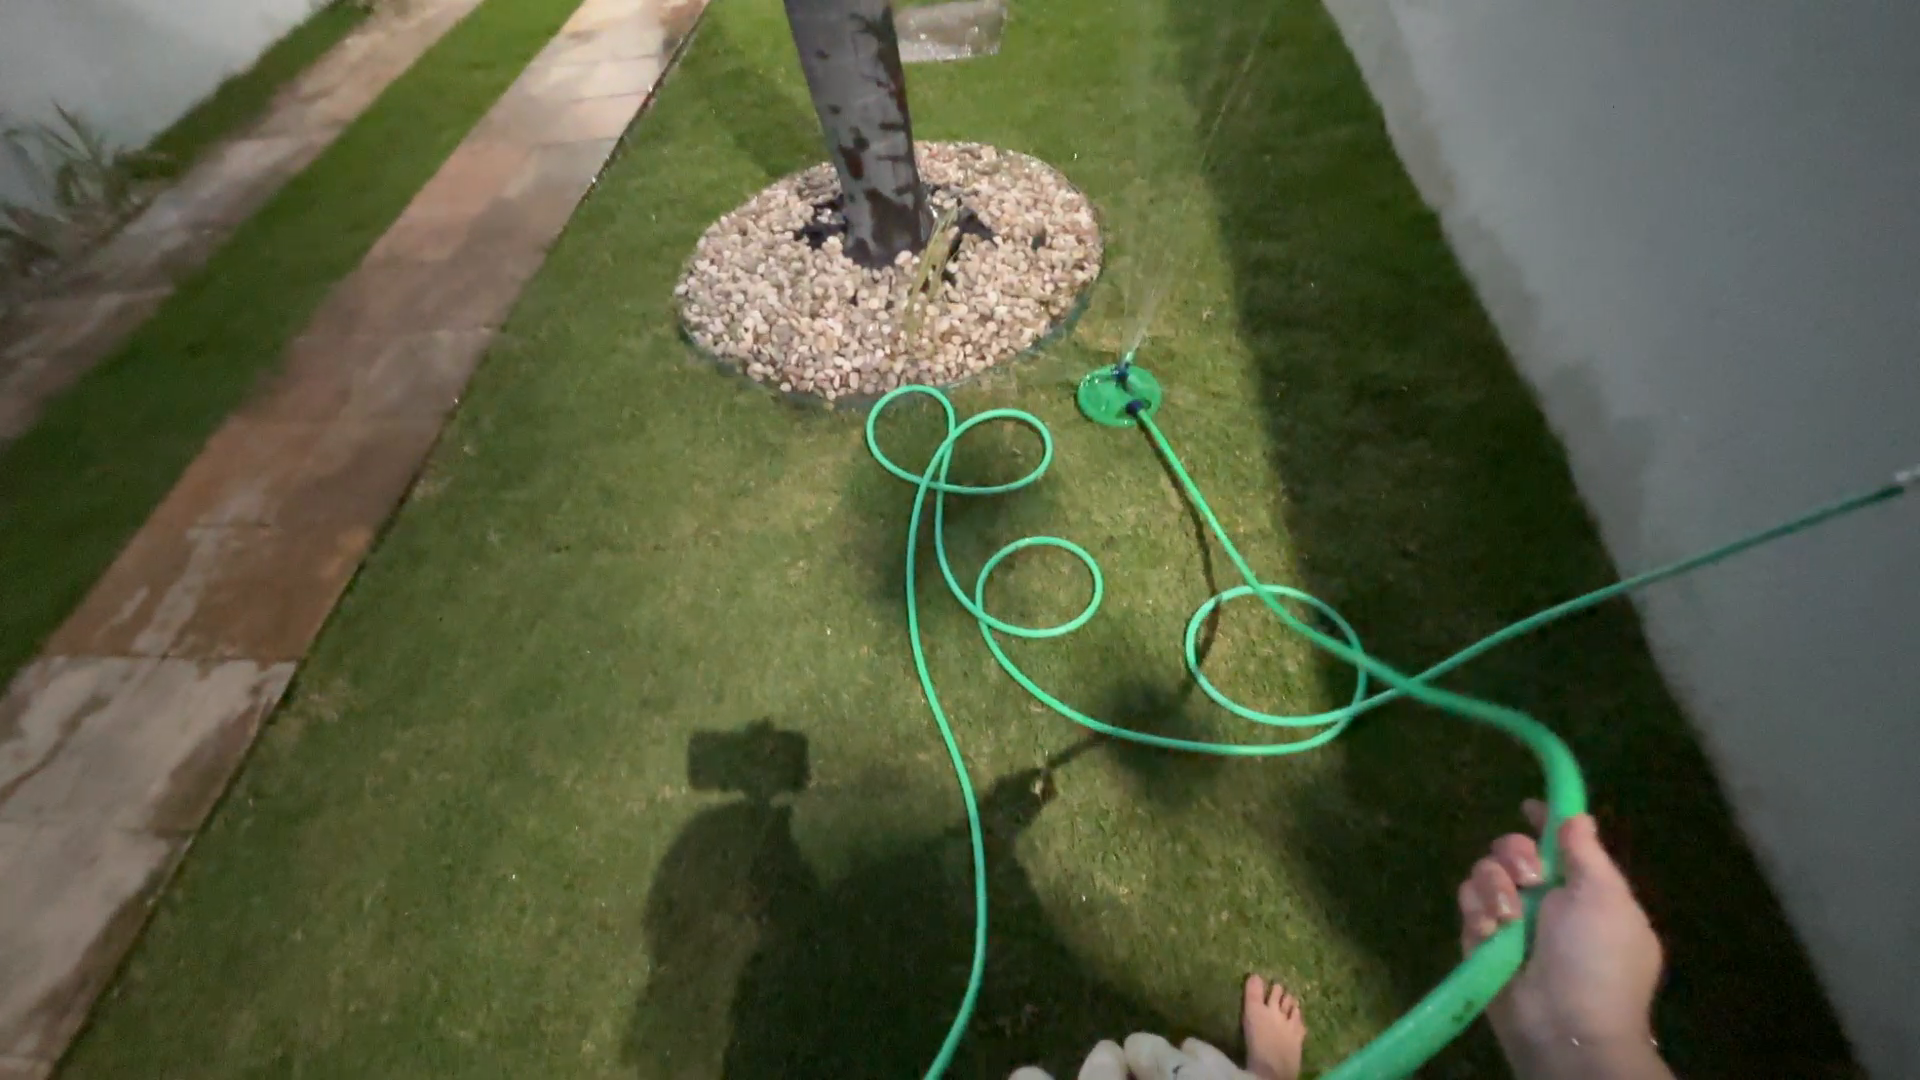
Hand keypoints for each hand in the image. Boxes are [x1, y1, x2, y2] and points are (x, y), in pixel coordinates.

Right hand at [1459, 801, 1666, 1077]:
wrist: (1562, 1022)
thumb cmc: (1596, 959)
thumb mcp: (1604, 900)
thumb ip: (1586, 854)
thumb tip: (1577, 816)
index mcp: (1585, 891)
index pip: (1561, 843)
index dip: (1545, 822)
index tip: (1529, 807)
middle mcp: (1546, 898)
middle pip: (1512, 848)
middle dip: (1513, 855)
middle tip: (1527, 878)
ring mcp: (1510, 915)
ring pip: (1483, 870)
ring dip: (1494, 888)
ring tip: (1507, 919)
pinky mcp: (1480, 931)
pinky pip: (1467, 898)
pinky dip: (1479, 913)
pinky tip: (1492, 932)